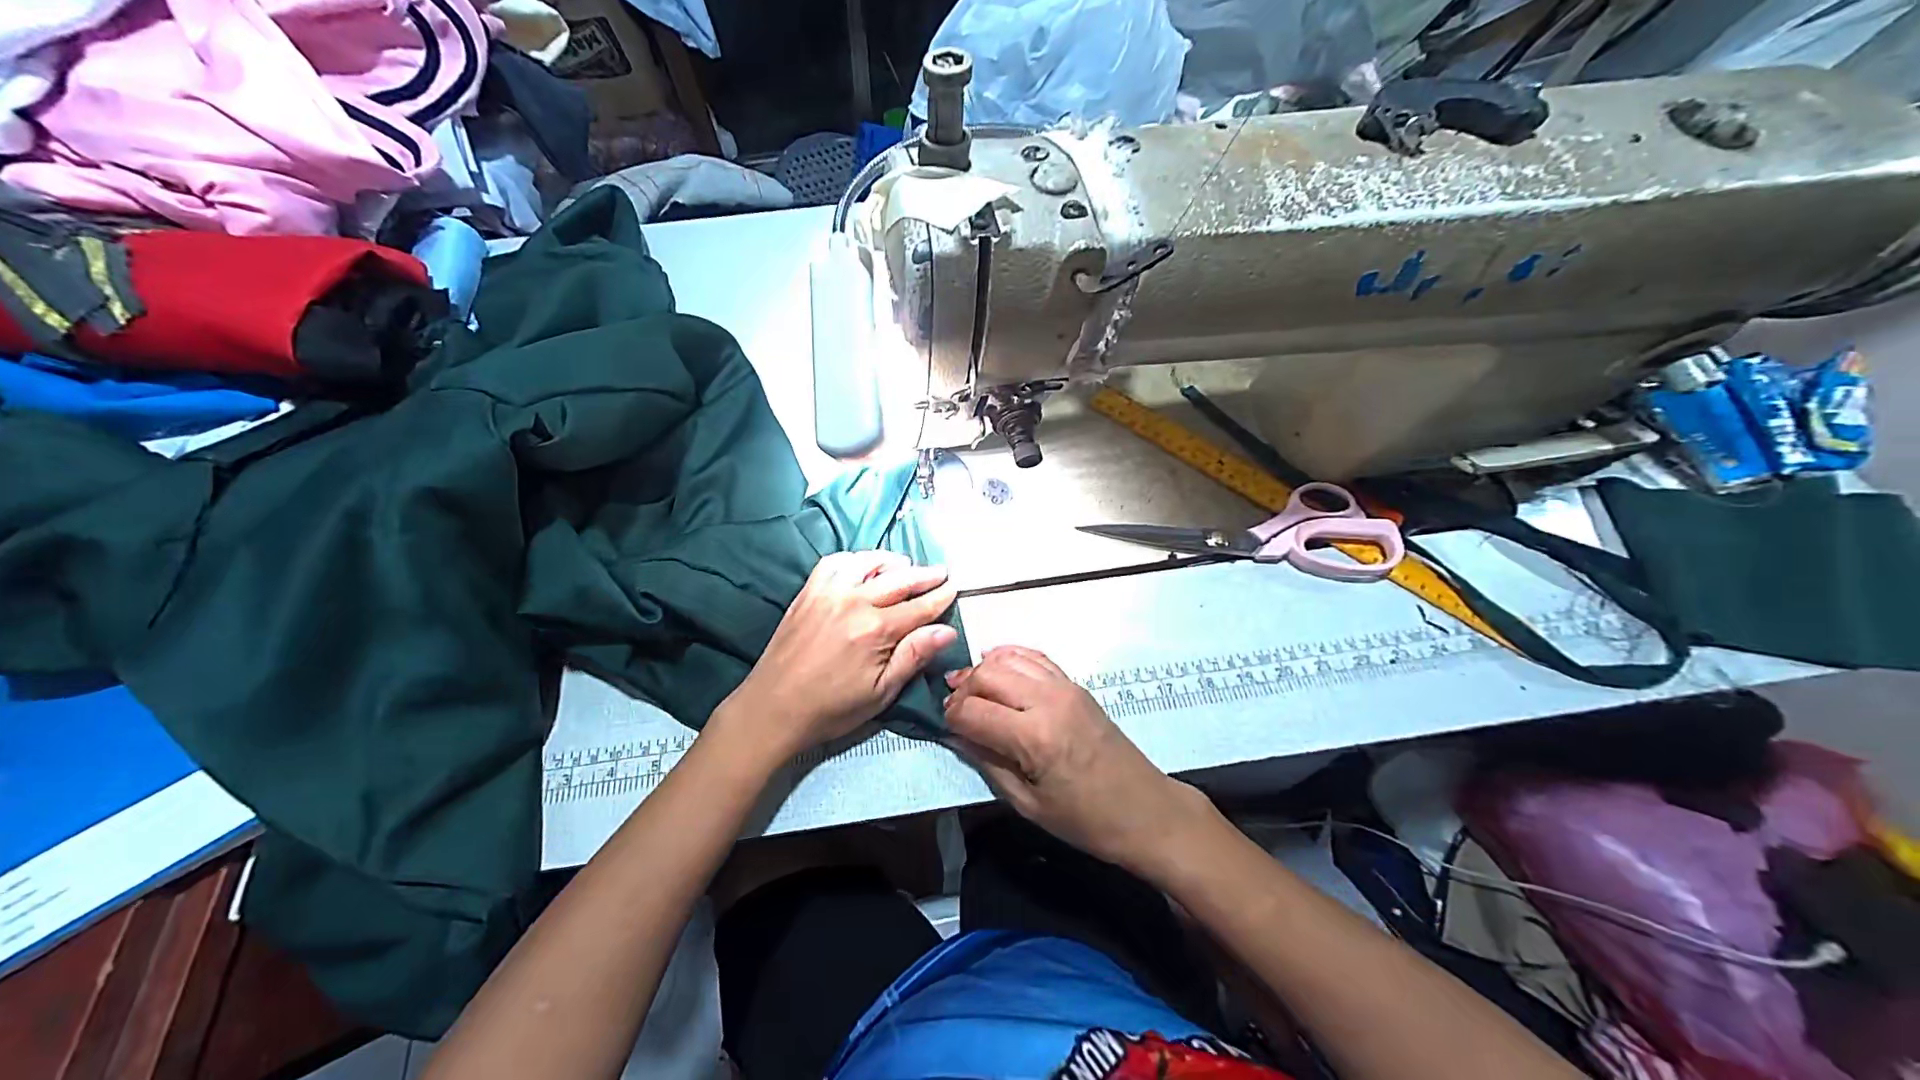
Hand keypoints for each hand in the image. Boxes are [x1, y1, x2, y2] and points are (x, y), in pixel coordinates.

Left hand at [717, 551, 957, 755]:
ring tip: (905, 565)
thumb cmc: (831, 708)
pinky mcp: (808, 593)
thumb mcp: (881, 691)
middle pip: (899, 579)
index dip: (940, 597)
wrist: (773, 708)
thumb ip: (914, 656)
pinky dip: (854, 559)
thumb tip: (946, 631)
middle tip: (941, 572)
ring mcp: (828, 592)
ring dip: (891, 561)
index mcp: (876, 629)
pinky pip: (834, 562)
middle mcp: (854, 602)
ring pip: (868, 563)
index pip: (919, 606)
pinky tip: (862, 566)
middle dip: (924, 575)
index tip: (955, 588)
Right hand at [942, 645, 1212, 874]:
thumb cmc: (1086, 819)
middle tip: (954, 709)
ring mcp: (1065, 687)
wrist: (1146, 811)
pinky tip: (996, 668)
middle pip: (987, 674)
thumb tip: (954, 735)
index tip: (944, 728)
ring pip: (1008, 658)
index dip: (950, 717)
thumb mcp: (1028, 803)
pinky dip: (1009, 657)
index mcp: (1035, 737)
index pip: (972, 710)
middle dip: (963, 689)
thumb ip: (987, 763)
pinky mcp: (1075, 684)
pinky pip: (1034, 657)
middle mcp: (1048, 701)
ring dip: (983, 670)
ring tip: (970, 689)